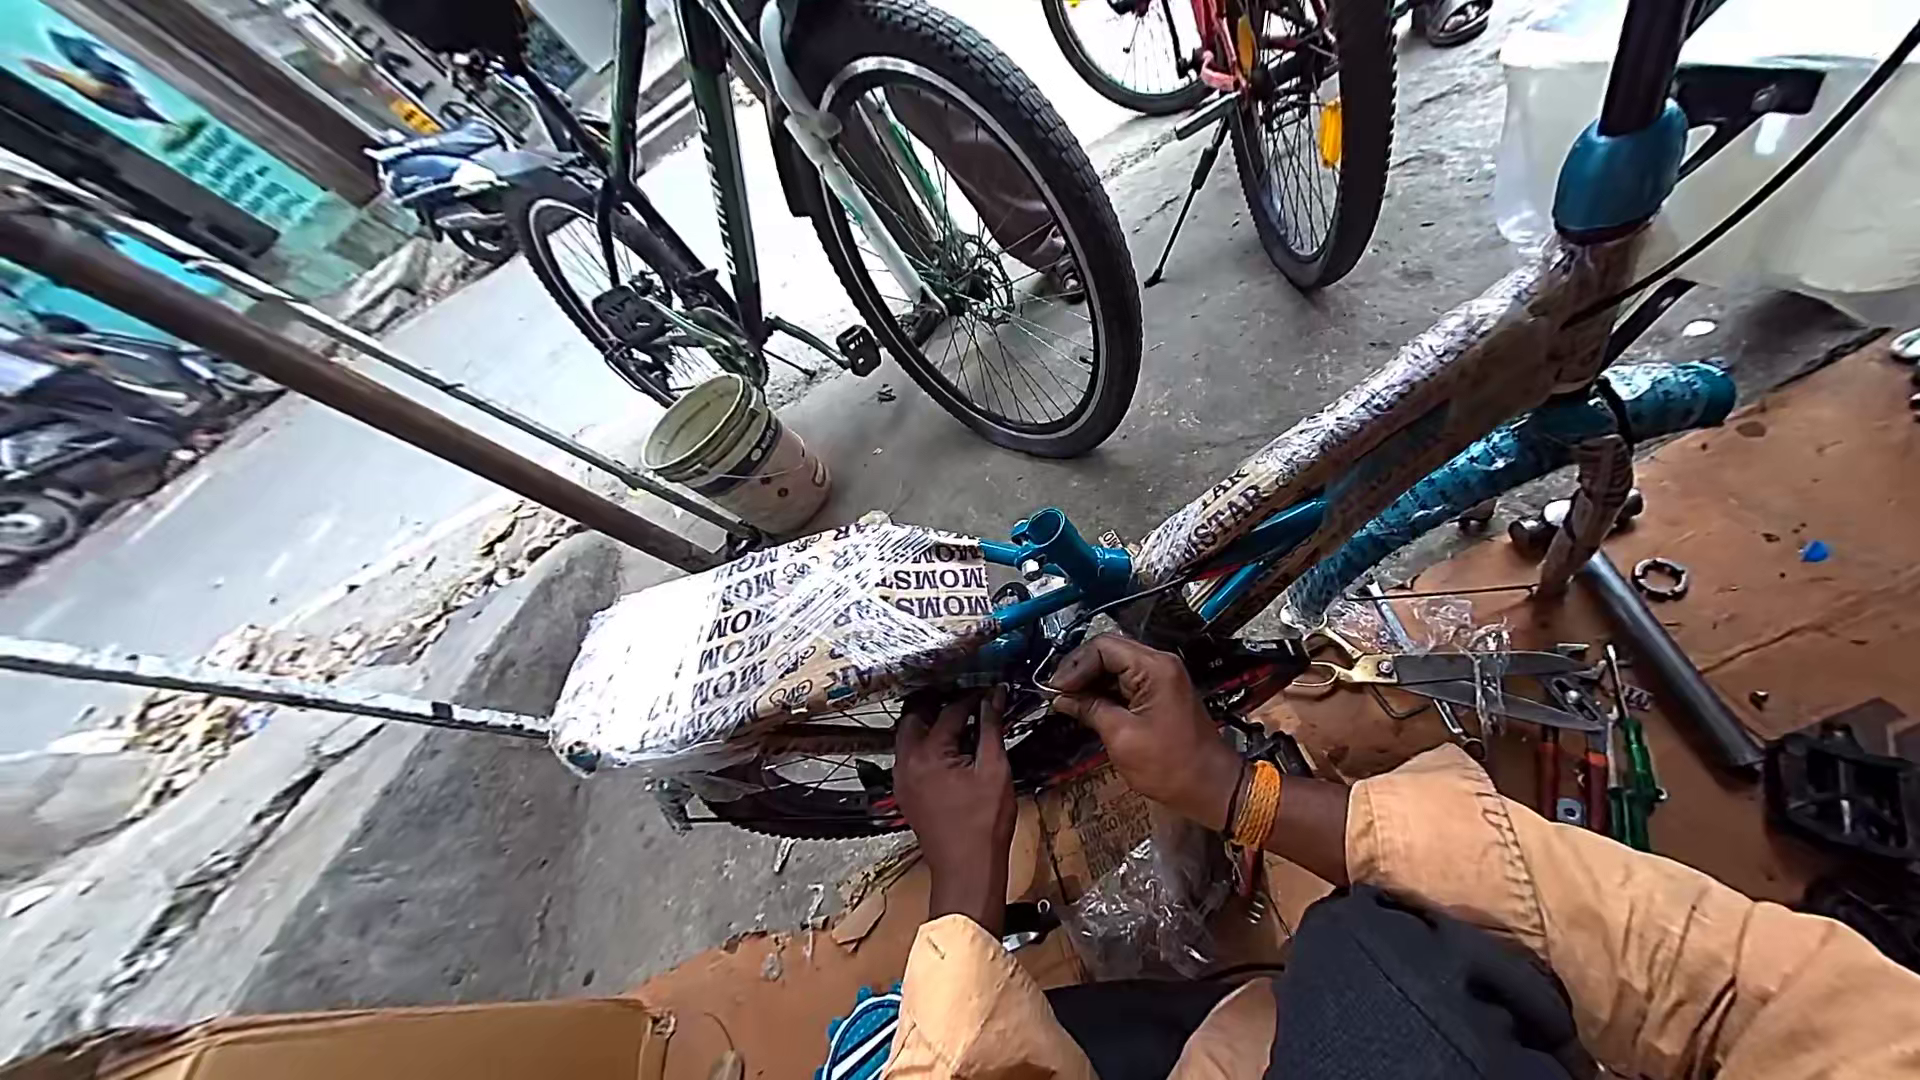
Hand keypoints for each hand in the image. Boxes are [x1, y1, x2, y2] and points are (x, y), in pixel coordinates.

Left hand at [893, 687, 1016, 932]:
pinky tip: (948, 748)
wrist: (967, 870)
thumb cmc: (985, 822)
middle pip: (916, 716)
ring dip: (929, 723)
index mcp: (927, 754)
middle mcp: (906, 762)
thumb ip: (991, 727)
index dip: (972, 699)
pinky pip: (909, 756)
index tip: (989, 692)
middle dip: (939, 703)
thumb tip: (995, 696)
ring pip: (909, 736)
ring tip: (959, 721)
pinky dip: (925, 744)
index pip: (950, 711)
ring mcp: (901, 779)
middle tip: (966, 701)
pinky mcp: (905, 792)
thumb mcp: (994, 769)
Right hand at [1047, 634, 1244, 830]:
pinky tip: (1086, 704)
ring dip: (1089, 680)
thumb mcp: (1121, 737)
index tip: (1055, 689)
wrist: (1213, 789)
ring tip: (1066, 700)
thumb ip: (1089, 709)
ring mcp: (1161, 676)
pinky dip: (1103, 689)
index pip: (1102, 647)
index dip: (1074, 665)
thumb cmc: (1171, 766)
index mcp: (1154, 667)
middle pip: (1107, 651)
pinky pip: (1124, 679)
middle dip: (1079, 670)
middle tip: (1056, 693)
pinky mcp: (1160, 691)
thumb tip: (1061, 698)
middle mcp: (1159, 663)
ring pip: (1114, 664)